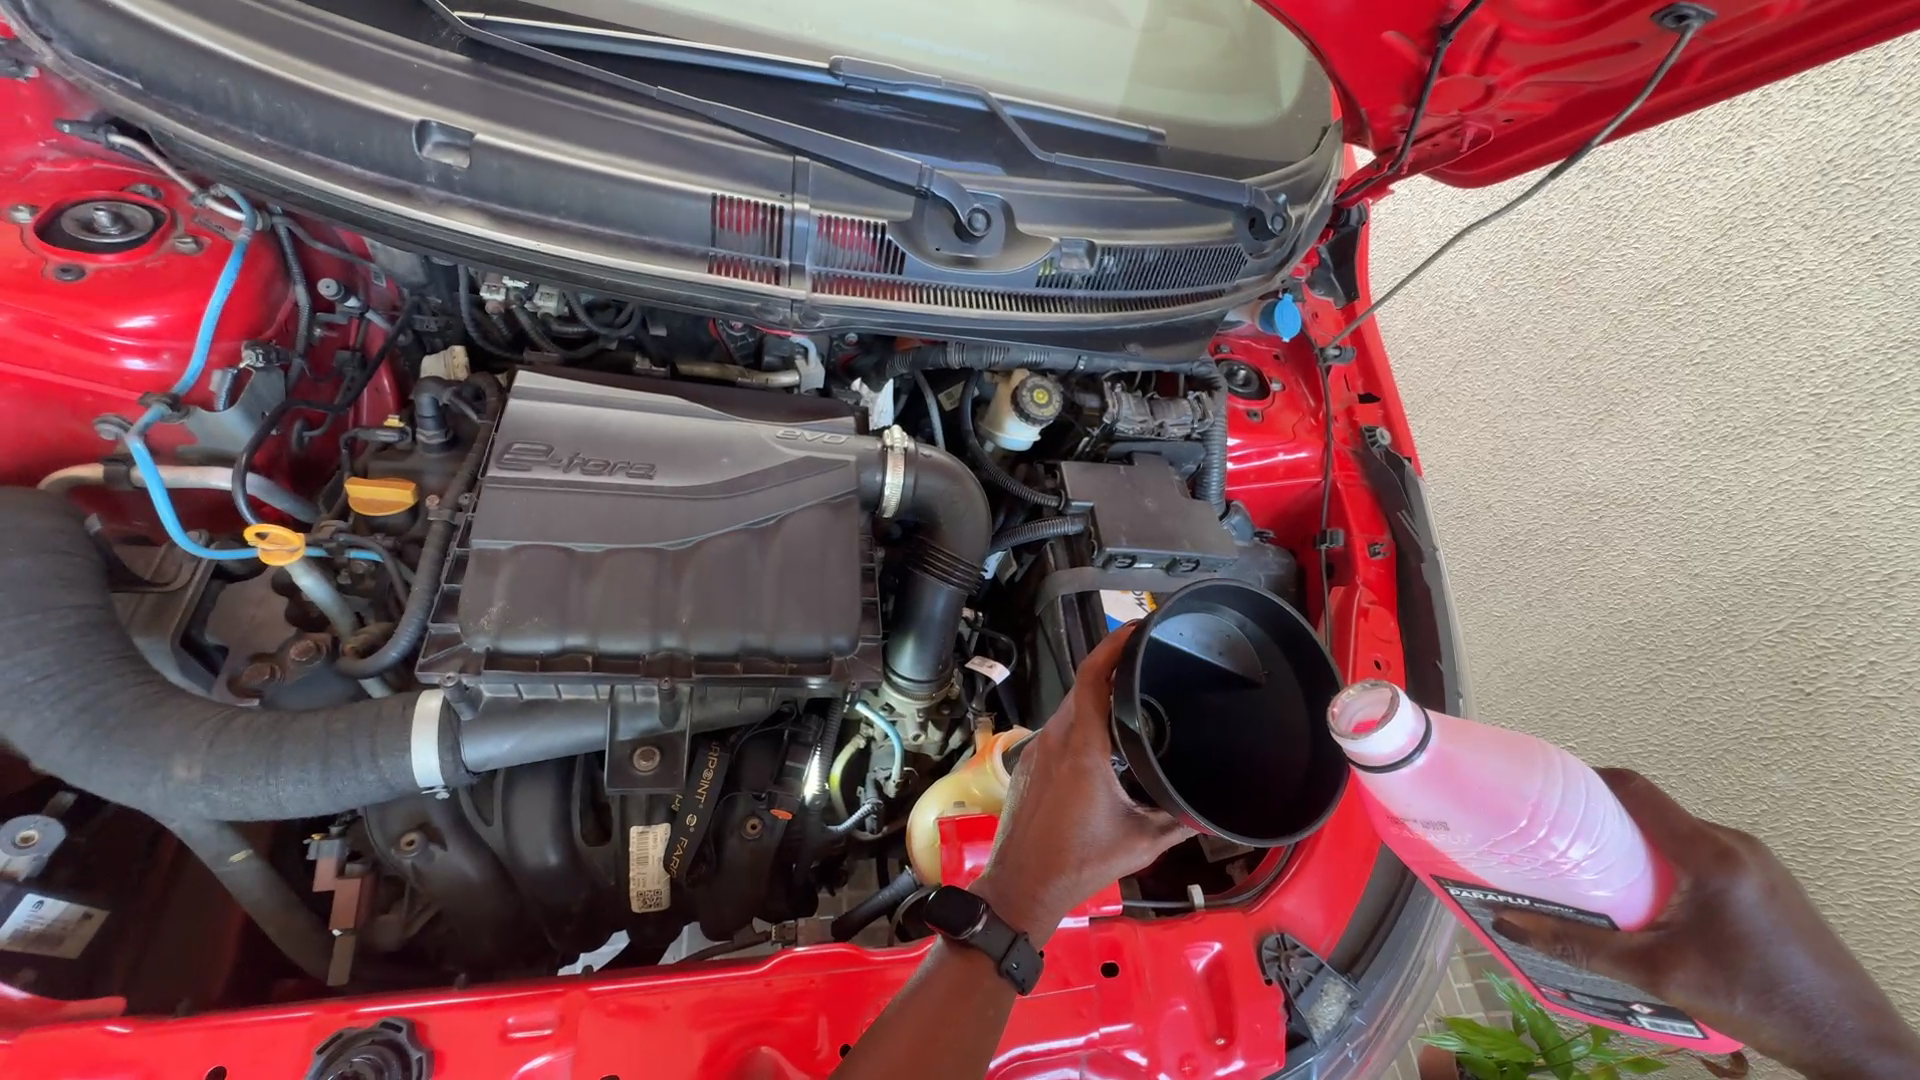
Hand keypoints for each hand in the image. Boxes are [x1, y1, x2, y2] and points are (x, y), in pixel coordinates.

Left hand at [972, 624, 1190, 945]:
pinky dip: (1081, 719)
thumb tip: (1210, 810)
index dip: (1113, 646)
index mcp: (1082, 747)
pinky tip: (1103, 733)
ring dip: (1096, 695)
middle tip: (1145, 660)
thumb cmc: (1079, 863)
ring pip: (1069, 707)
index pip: (1092, 677)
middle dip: (1111, 666)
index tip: (1135, 629)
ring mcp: (1037, 750)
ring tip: (1130, 694)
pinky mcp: (1029, 764)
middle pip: (1082, 686)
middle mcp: (1054, 738)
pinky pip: (1058, 728)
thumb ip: (1179, 819)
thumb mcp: (1140, 841)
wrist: (1022, 885)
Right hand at [1492, 768, 1919, 1079]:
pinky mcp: (1767, 880)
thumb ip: (1578, 945)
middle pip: (1650, 810)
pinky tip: (1643, 896)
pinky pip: (1696, 851)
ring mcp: (1757, 861)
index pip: (1634, 788)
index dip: (1583, 778)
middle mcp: (1734, 844)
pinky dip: (1661, 861)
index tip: (1544, 791)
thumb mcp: (1658, 974)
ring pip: (1672, 832)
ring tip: (1592, 873)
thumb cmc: (1759, 1003)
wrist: (1859, 1048)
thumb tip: (1506, 922)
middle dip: (1599, 820)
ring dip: (1631, 845)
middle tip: (1556, 842)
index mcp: (1710, 853)